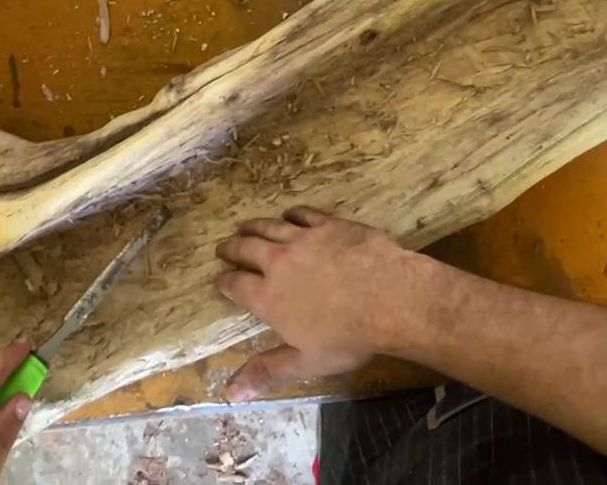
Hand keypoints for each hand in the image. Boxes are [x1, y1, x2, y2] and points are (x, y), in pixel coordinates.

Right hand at [213, 207, 437, 399]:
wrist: (387, 297)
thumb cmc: (347, 336)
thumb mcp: (306, 362)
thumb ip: (267, 371)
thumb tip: (231, 392)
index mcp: (269, 297)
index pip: (237, 286)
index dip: (225, 282)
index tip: (218, 279)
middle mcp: (279, 262)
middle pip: (247, 248)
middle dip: (232, 248)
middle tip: (223, 246)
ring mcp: (303, 238)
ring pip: (270, 227)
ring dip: (254, 226)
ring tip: (244, 226)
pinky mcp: (328, 224)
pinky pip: (303, 214)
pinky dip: (291, 214)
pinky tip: (289, 214)